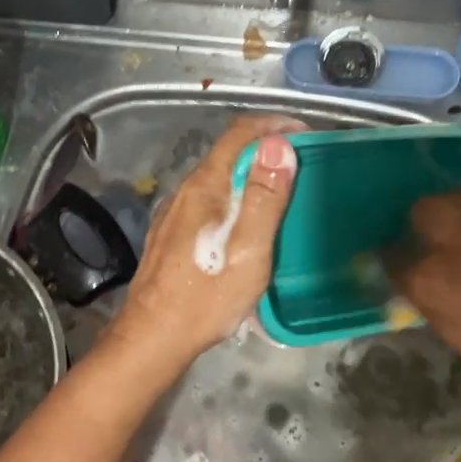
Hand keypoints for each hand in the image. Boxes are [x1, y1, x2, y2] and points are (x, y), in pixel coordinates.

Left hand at [107, 115, 304, 367]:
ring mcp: (174, 213)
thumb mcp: (248, 249)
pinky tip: (246, 226)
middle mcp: (186, 191)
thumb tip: (278, 144)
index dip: (274, 125)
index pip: (239, 134)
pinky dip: (234, 200)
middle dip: (266, 151)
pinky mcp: (171, 235)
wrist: (154, 336)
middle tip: (302, 167)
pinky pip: (209, 203)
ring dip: (250, 177)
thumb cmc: (206, 295)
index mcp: (205, 186)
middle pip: (228, 154)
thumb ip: (263, 196)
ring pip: (218, 180)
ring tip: (282, 195)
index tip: (306, 134)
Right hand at [391, 192, 460, 401]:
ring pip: (459, 201)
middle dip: (420, 222)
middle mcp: (456, 238)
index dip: (395, 262)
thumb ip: (436, 304)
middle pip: (422, 210)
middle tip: (432, 244)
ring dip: (455, 216)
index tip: (401, 269)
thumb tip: (424, 287)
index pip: (393, 257)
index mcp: (431, 276)